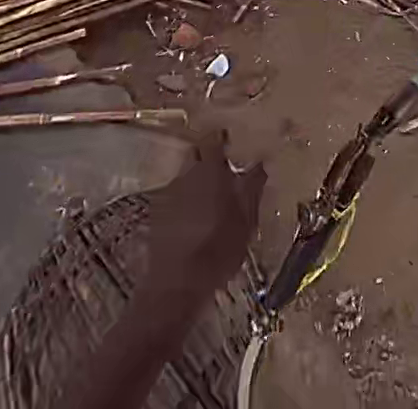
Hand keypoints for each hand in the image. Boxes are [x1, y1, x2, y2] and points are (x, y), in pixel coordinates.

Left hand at [145, 131, 264, 288]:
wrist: (178, 280)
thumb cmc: (219, 246)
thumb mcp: (246, 219)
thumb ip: (252, 188)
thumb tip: (259, 163)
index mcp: (209, 170)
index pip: (212, 139)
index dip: (220, 137)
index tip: (230, 139)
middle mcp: (186, 174)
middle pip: (194, 154)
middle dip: (206, 156)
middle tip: (223, 167)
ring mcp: (169, 192)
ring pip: (184, 175)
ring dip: (196, 180)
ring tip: (211, 197)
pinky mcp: (158, 212)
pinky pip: (175, 196)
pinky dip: (185, 200)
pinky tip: (194, 217)